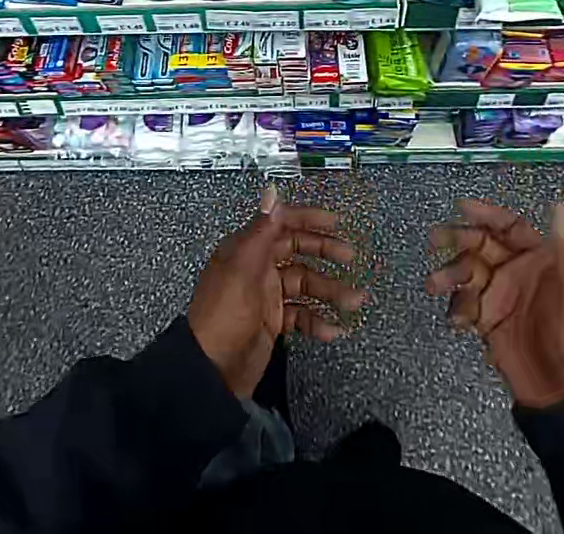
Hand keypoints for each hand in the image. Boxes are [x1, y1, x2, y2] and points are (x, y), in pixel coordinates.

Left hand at [187, 183, 365, 397]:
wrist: (209, 372)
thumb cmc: (224, 314)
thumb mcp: (242, 269)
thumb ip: (261, 230)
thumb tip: (272, 191)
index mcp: (247, 249)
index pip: (281, 223)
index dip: (308, 219)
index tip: (336, 223)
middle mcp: (258, 267)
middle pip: (298, 251)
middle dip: (325, 252)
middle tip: (350, 258)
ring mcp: (266, 295)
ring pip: (305, 285)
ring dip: (330, 292)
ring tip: (354, 302)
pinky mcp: (272, 322)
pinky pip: (301, 314)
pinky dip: (318, 320)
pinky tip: (333, 330)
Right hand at [426, 199, 563, 409]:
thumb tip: (563, 204)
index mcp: (541, 259)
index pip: (509, 227)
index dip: (487, 214)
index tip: (463, 207)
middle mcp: (518, 274)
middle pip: (481, 246)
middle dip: (457, 239)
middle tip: (435, 239)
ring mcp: (502, 298)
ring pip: (467, 274)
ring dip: (448, 274)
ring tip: (433, 284)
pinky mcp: (489, 324)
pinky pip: (465, 307)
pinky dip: (455, 309)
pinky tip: (456, 320)